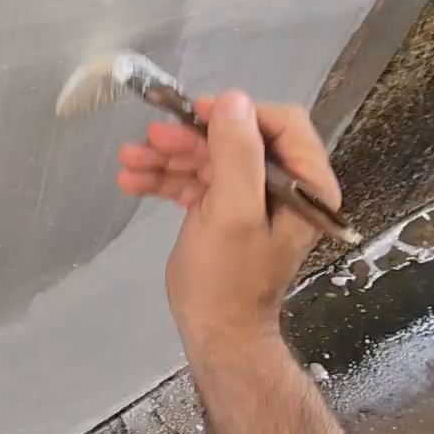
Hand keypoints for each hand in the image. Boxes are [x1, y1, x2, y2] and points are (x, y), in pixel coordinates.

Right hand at [116, 90, 340, 357]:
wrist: (214, 333)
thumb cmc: (228, 280)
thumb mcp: (233, 213)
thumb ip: (237, 154)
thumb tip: (233, 99)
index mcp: (305, 186)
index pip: (281, 126)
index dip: (238, 115)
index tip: (197, 113)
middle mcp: (281, 186)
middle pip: (235, 141)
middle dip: (190, 139)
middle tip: (149, 138)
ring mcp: (248, 199)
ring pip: (208, 159)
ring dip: (167, 158)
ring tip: (128, 159)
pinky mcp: (220, 212)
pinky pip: (194, 183)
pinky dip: (164, 179)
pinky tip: (132, 179)